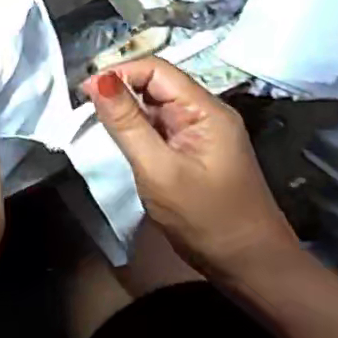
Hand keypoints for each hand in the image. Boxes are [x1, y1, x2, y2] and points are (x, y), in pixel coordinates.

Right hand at [82, 58, 298, 280]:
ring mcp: (200, 133)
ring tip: (97, 125)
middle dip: (119, 90)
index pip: (155, 69)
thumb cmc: (206, 219)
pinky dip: (136, 128)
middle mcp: (205, 113)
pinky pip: (159, 127)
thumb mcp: (159, 170)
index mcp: (205, 110)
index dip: (118, 73)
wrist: (251, 268)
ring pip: (154, 105)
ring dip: (126, 110)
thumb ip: (127, 123)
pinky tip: (120, 141)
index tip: (85, 92)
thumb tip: (98, 79)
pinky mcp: (193, 152)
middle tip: (85, 109)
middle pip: (155, 83)